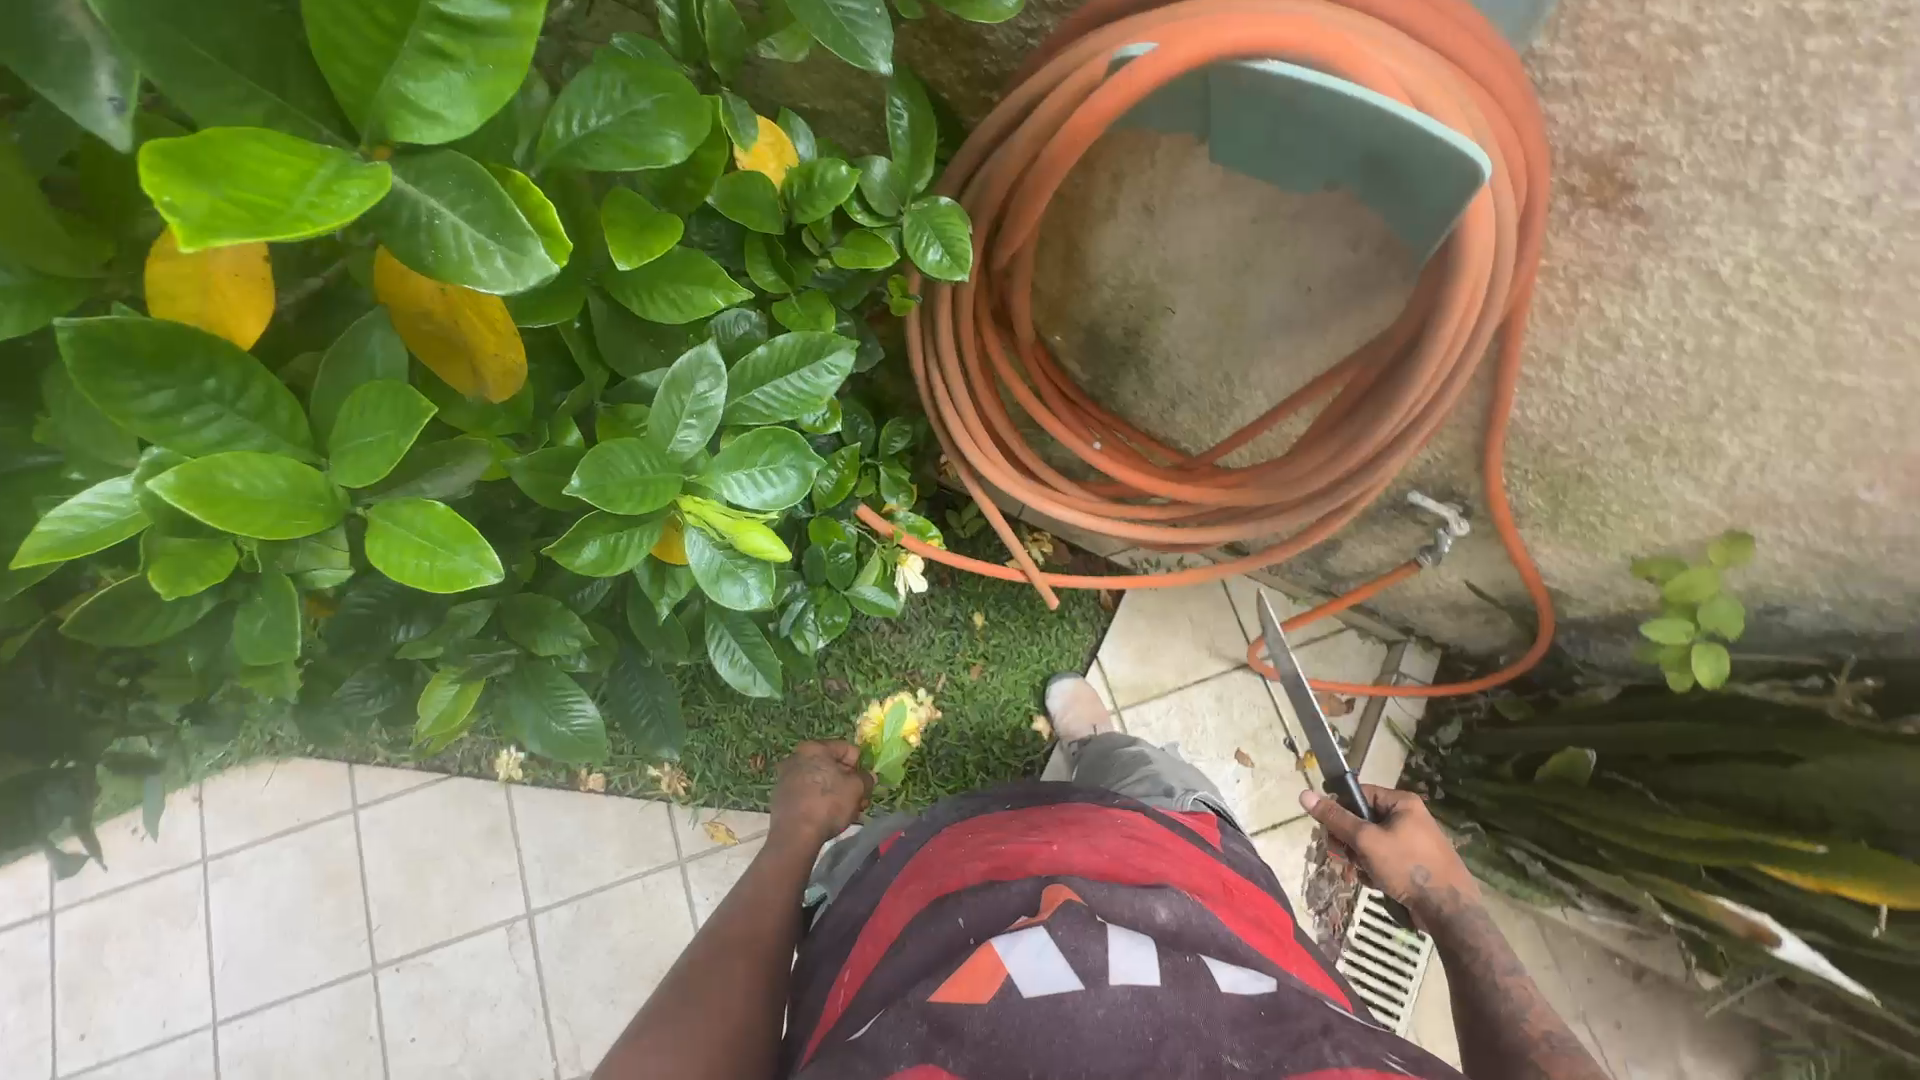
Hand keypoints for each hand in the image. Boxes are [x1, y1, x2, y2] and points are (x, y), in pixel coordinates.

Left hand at [769, 741, 873, 849]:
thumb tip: (867, 777)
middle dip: (848, 782)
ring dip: (836, 793)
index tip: (864, 783)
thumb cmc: (829, 804)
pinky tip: (828, 816)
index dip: (860, 765)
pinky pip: (807, 794)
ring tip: (847, 811)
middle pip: (831, 765)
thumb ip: (866, 778)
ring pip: (820, 781)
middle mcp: (796, 757)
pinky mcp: (781, 798)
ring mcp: (786, 778)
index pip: (846, 748)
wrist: (795, 835)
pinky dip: (819, 801)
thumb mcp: (857, 788)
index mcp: (814, 748)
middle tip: (859, 799)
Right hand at [1299, 785, 1481, 926]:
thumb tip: (1304, 794)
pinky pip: (1382, 858)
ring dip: (1357, 857)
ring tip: (1357, 873)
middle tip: (1341, 855)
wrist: (1450, 912)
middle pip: (1361, 820)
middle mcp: (1408, 817)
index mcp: (1401, 803)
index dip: (1339, 810)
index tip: (1328, 830)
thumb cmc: (1407, 867)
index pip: (1358, 794)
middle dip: (1347, 840)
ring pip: (1369, 842)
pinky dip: (1372, 868)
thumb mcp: (1366, 840)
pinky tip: (1372, 882)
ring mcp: (1412, 841)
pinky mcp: (1413, 863)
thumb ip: (1335, 818)